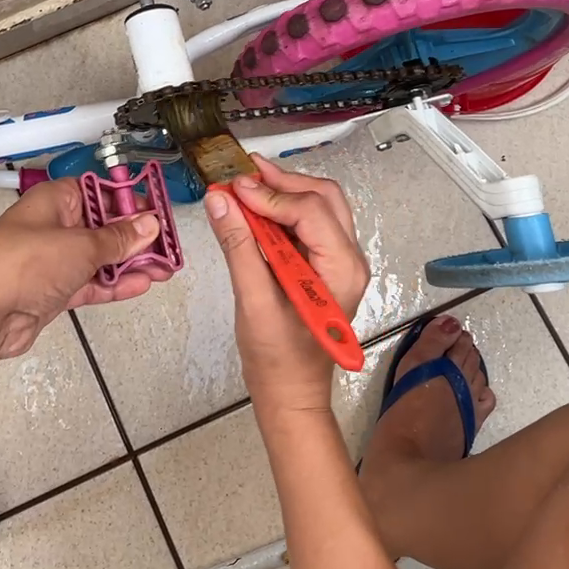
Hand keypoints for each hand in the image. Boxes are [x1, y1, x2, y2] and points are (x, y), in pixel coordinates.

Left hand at [0, 177, 171, 362]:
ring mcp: (51, 261)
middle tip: (166, 246)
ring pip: (99, 258)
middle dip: (135, 237)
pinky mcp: (52, 291)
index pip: (100, 192)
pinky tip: (139, 284)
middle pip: (102, 226)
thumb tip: (146, 225)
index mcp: (54, 200)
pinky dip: (113, 285)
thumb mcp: (79, 246)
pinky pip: (91, 284)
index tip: (157, 212)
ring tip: (162, 269)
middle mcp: (52, 226)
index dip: (130, 201)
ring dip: (130, 264)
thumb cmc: (14, 266)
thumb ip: (117, 239)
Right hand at [205, 157, 369, 415]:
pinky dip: (281, 209)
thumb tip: (220, 200)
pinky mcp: (323, 264)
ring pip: (318, 205)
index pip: (310, 210)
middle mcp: (349, 258)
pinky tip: (253, 209)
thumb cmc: (277, 357)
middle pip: (323, 197)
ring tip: (244, 184)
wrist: (290, 393)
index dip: (270, 194)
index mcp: (341, 269)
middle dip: (281, 181)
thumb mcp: (253, 301)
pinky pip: (308, 223)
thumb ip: (239, 247)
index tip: (232, 187)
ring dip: (282, 191)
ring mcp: (338, 260)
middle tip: (241, 175)